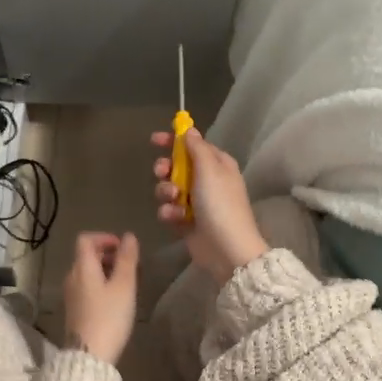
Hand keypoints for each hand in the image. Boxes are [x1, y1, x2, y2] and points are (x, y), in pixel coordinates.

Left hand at [63, 231, 138, 363]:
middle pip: (87, 255)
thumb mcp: (124, 286)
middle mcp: (72, 277)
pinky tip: (116, 299)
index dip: (105, 238)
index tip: (124, 249)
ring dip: (107, 271)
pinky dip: (101, 284)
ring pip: (88, 272)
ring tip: (128, 283)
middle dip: (109, 255)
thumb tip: (129, 236)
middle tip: (131, 267)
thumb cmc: (109, 317)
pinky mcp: (74, 309)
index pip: (86, 239)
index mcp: (82, 267)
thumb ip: (127, 259)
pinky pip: (87, 287)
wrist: (89, 355)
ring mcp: (71, 294)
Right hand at [151, 128, 268, 284]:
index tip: (154, 140)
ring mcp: (196, 202)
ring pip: (169, 189)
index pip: (193, 145)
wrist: (227, 250)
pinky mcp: (186, 222)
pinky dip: (170, 213)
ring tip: (173, 200)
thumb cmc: (220, 205)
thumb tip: (189, 130)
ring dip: (166, 192)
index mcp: (217, 164)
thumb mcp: (210, 170)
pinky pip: (169, 210)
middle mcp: (207, 181)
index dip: (173, 141)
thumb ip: (197, 148)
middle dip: (165, 169)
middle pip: (177, 166)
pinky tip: (175, 218)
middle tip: (162, 173)